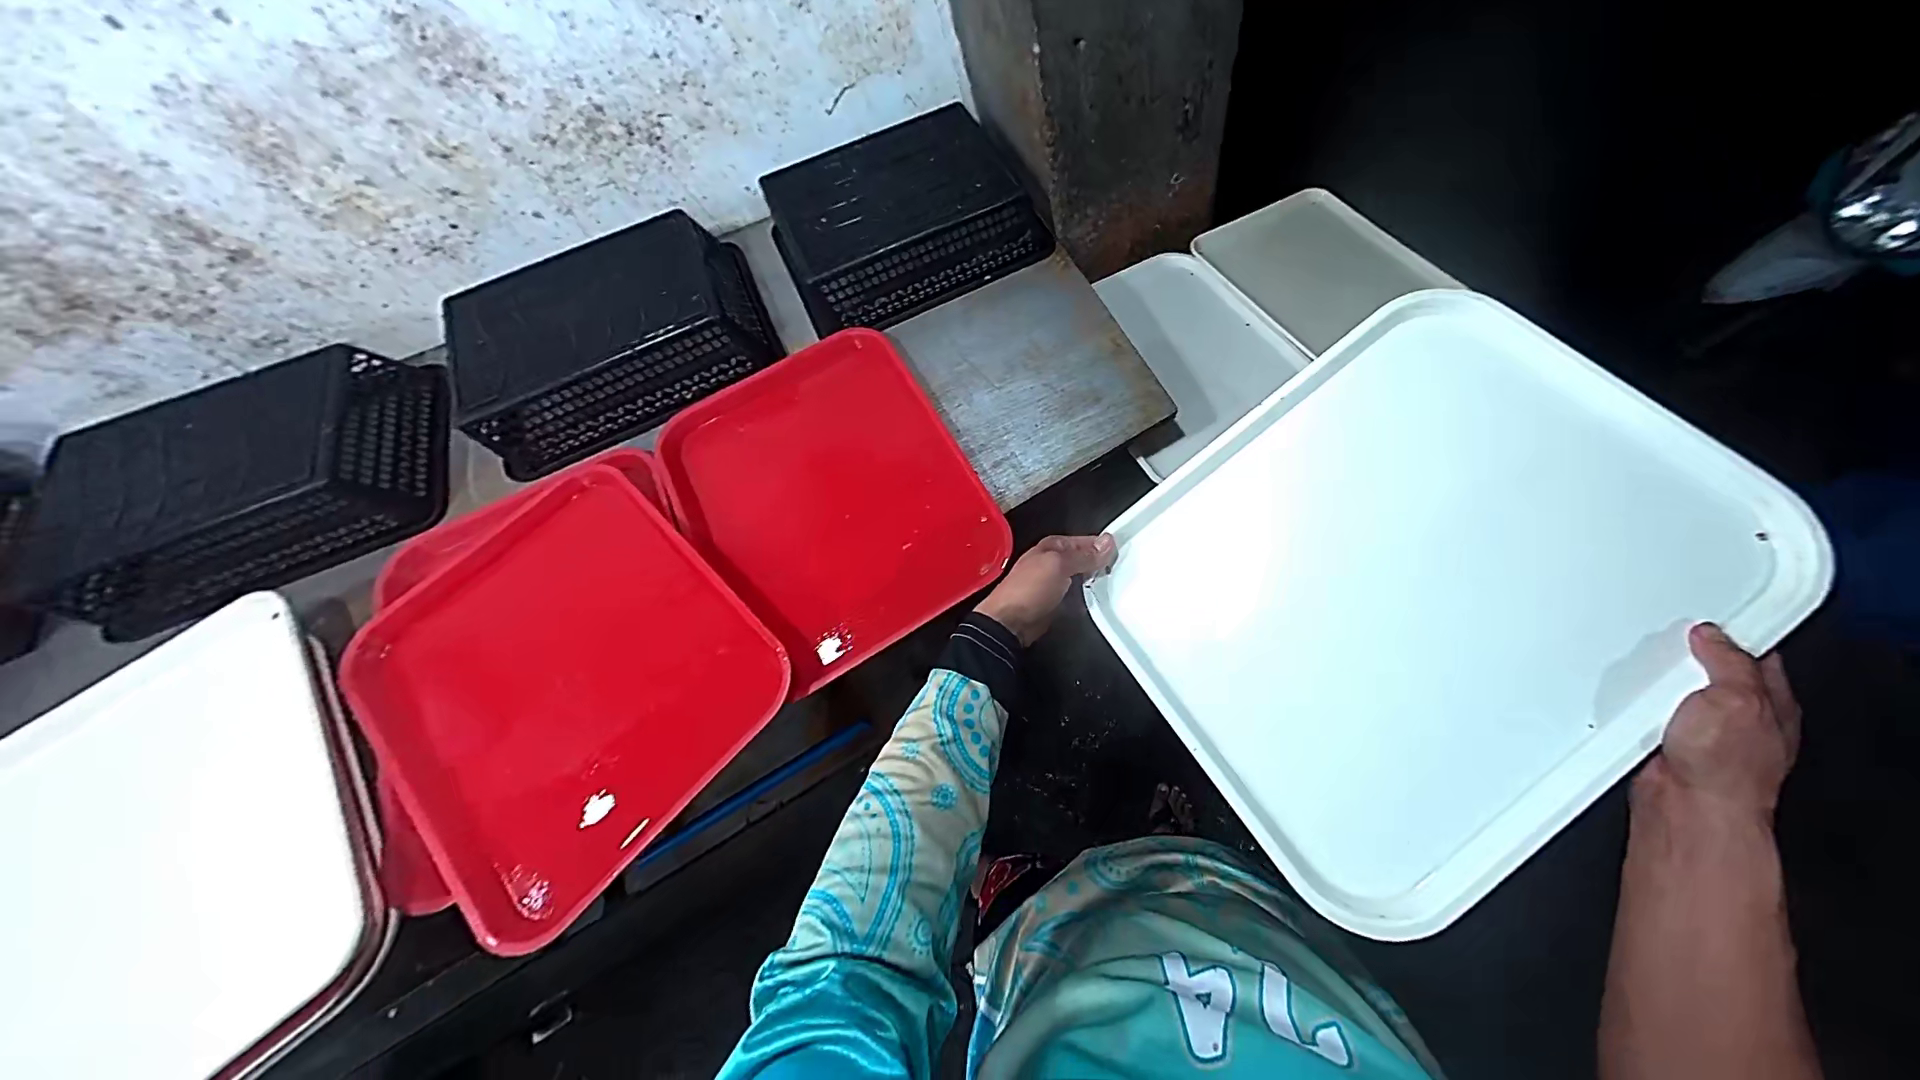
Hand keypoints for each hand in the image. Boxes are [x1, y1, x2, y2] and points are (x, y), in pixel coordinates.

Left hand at [973, 534, 1116, 645]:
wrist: (1010, 623)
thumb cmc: (1028, 590)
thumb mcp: (1059, 565)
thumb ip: (1084, 555)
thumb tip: (1106, 543)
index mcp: (1050, 547)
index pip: (1082, 541)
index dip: (1099, 545)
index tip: (1118, 551)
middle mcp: (1051, 564)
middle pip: (1082, 561)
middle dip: (1098, 565)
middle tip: (1117, 570)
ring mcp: (1053, 585)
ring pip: (1081, 580)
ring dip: (1093, 583)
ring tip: (1109, 586)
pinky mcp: (1055, 604)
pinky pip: (1076, 598)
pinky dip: (1085, 599)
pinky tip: (1094, 602)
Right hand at [1637, 623, 1801, 818]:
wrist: (1687, 803)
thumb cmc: (1726, 766)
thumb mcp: (1738, 700)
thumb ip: (1728, 664)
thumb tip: (1714, 638)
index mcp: (1768, 701)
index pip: (1750, 655)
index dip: (1725, 636)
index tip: (1699, 624)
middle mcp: (1736, 714)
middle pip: (1702, 669)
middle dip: (1679, 661)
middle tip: (1666, 657)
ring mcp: (1698, 727)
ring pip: (1669, 689)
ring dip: (1651, 686)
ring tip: (1646, 688)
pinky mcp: (1664, 736)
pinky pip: (1643, 709)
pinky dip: (1632, 706)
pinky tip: (1632, 709)